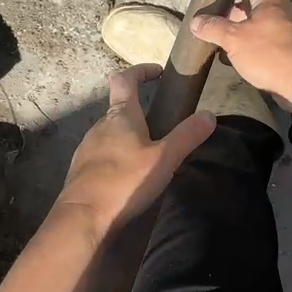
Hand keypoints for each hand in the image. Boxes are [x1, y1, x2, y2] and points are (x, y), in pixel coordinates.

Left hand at [54, 64, 214, 237]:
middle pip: (120, 107)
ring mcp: (87, 148)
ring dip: (130, 136)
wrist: (82, 220)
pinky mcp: (81, 171)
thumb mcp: (164, 158)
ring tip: (151, 154)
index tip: (158, 73)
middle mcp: (100, 126)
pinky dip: (118, 157)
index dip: (141, 71)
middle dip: (140, 110)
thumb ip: (187, 136)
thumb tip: (210, 115)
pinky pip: (103, 155)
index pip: (125, 79)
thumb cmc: (125, 181)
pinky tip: (131, 177)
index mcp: (121, 115)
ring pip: (111, 133)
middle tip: (164, 124)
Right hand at [189, 0, 291, 94]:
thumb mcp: (235, 40)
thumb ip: (214, 27)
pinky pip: (262, 30)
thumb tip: (196, 22)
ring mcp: (286, 24)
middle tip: (209, 7)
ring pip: (256, 14)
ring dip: (235, 19)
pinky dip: (245, 34)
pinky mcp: (288, 42)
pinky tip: (234, 49)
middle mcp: (280, 6)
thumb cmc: (269, 55)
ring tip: (216, 31)